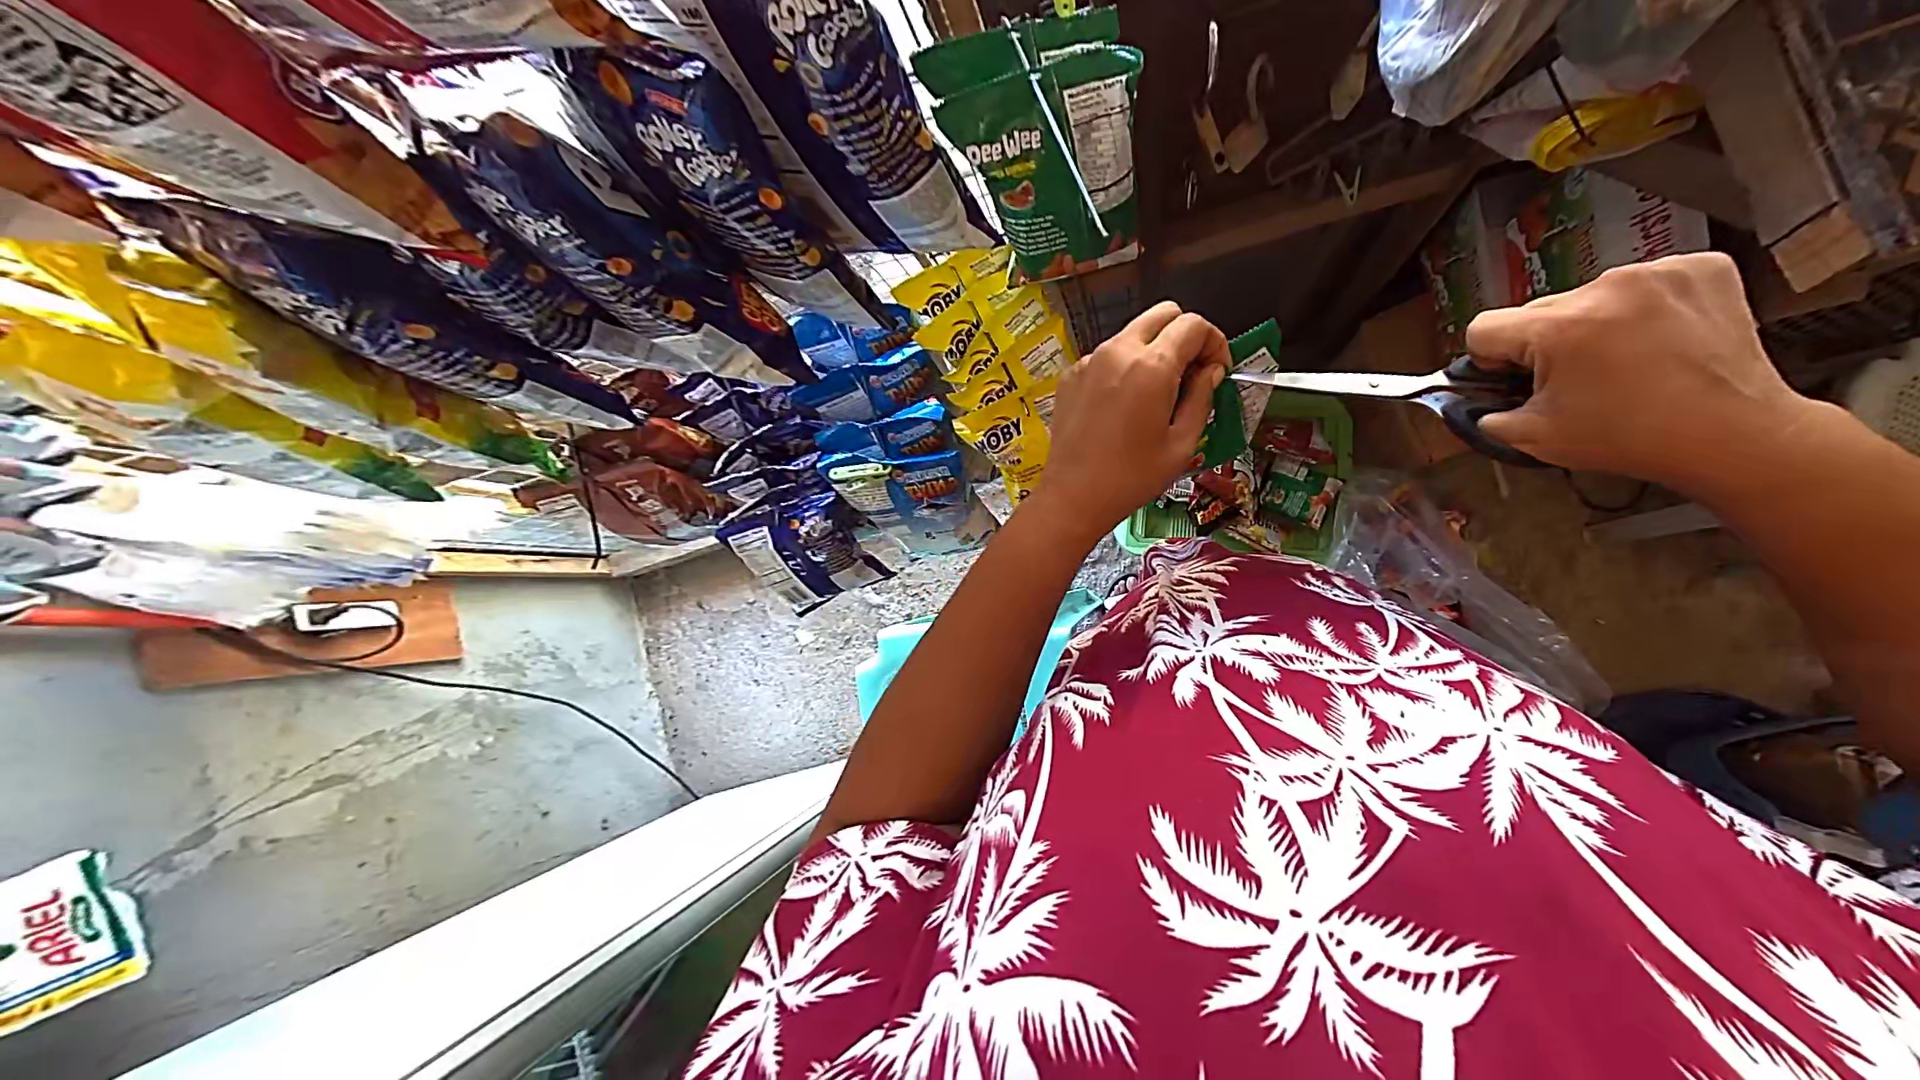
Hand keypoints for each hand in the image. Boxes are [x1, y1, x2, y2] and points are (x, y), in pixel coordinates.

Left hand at [1025, 301, 1229, 545]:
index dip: (1215, 342)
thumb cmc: (1130, 478)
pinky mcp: (1071, 376)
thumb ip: (1202, 397)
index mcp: (1150, 366)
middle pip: (1163, 314)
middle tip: (1192, 371)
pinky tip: (1125, 404)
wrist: (1073, 496)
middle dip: (1186, 334)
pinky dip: (1124, 366)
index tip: (1217, 370)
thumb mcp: (1181, 443)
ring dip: (1154, 349)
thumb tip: (1210, 372)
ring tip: (1160, 392)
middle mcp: (1117, 352)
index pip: (1193, 324)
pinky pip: (1107, 355)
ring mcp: (1089, 361)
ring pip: (1133, 332)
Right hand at [1466, 252, 1824, 494]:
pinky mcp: (1703, 267)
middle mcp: (1607, 287)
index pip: (1483, 328)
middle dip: (1542, 342)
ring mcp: (1660, 272)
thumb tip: (1468, 401)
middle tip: (1572, 378)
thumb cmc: (1627, 438)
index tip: (1513, 380)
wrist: (1732, 434)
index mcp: (1559, 328)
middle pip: (1537, 311)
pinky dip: (1638, 307)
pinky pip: (1640, 282)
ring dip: (1589, 323)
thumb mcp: (1531, 436)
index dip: (1487, 360)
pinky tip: (1655, 336)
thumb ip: (1483, 414)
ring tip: (1620, 359)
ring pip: (1587, 297)